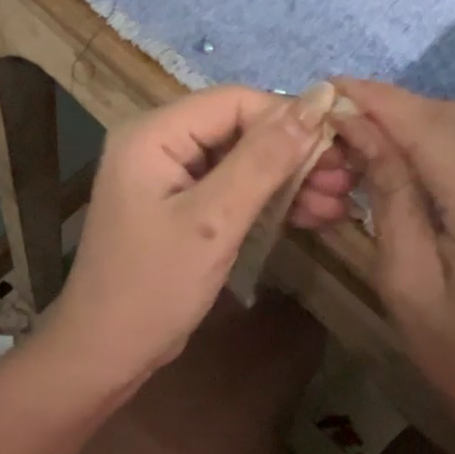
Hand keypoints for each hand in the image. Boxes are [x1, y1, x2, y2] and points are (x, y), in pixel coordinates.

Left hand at [43, 85, 356, 382]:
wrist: (107, 353)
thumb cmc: (154, 286)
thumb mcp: (214, 221)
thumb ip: (264, 160)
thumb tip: (317, 100)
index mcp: (153, 134)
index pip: (234, 101)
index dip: (290, 117)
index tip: (340, 146)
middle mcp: (158, 143)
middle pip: (240, 128)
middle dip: (295, 152)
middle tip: (348, 179)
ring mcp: (169, 177)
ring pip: (242, 160)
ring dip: (290, 178)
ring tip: (340, 202)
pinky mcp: (181, 206)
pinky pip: (232, 188)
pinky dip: (269, 200)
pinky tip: (313, 215)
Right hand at [330, 79, 454, 453]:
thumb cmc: (453, 353)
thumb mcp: (402, 278)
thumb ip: (388, 191)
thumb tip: (356, 124)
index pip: (436, 134)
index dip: (381, 102)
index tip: (330, 84)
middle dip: (396, 106)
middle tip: (340, 110)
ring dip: (419, 119)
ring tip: (367, 126)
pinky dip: (445, 138)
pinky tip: (409, 148)